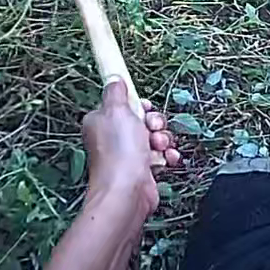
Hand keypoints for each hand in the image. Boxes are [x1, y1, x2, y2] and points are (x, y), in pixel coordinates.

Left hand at [80, 80, 179, 215]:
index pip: (125, 105)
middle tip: (152, 129)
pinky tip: (167, 159)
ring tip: (158, 147)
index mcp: (102, 122)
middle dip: (155, 123)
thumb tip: (114, 78)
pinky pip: (162, 155)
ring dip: (163, 139)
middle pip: (144, 119)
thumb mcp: (116, 110)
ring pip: (156, 136)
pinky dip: (167, 155)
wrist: (127, 191)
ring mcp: (130, 155)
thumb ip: (116, 92)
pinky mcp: (144, 169)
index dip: (140, 105)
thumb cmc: (119, 150)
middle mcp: (114, 138)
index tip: (145, 107)